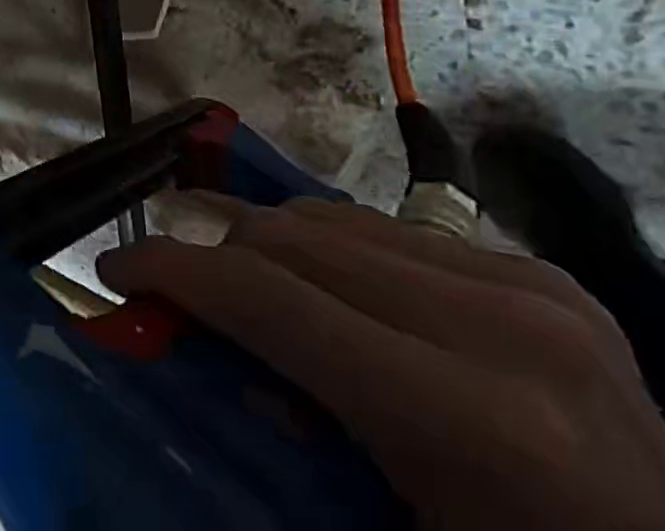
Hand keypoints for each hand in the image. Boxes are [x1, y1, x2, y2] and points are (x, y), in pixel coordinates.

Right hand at [97, 197, 664, 530]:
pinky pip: (395, 233)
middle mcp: (507, 324)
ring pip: (340, 219)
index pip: (270, 296)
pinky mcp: (548, 276)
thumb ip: (279, 446)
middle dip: (214, 253)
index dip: (175, 269)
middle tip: (174, 290)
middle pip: (298, 237)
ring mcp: (538, 286)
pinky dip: (336, 254)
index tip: (117, 267)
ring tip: (243, 288)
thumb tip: (201, 360)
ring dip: (271, 247)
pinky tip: (331, 297)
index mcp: (468, 419)